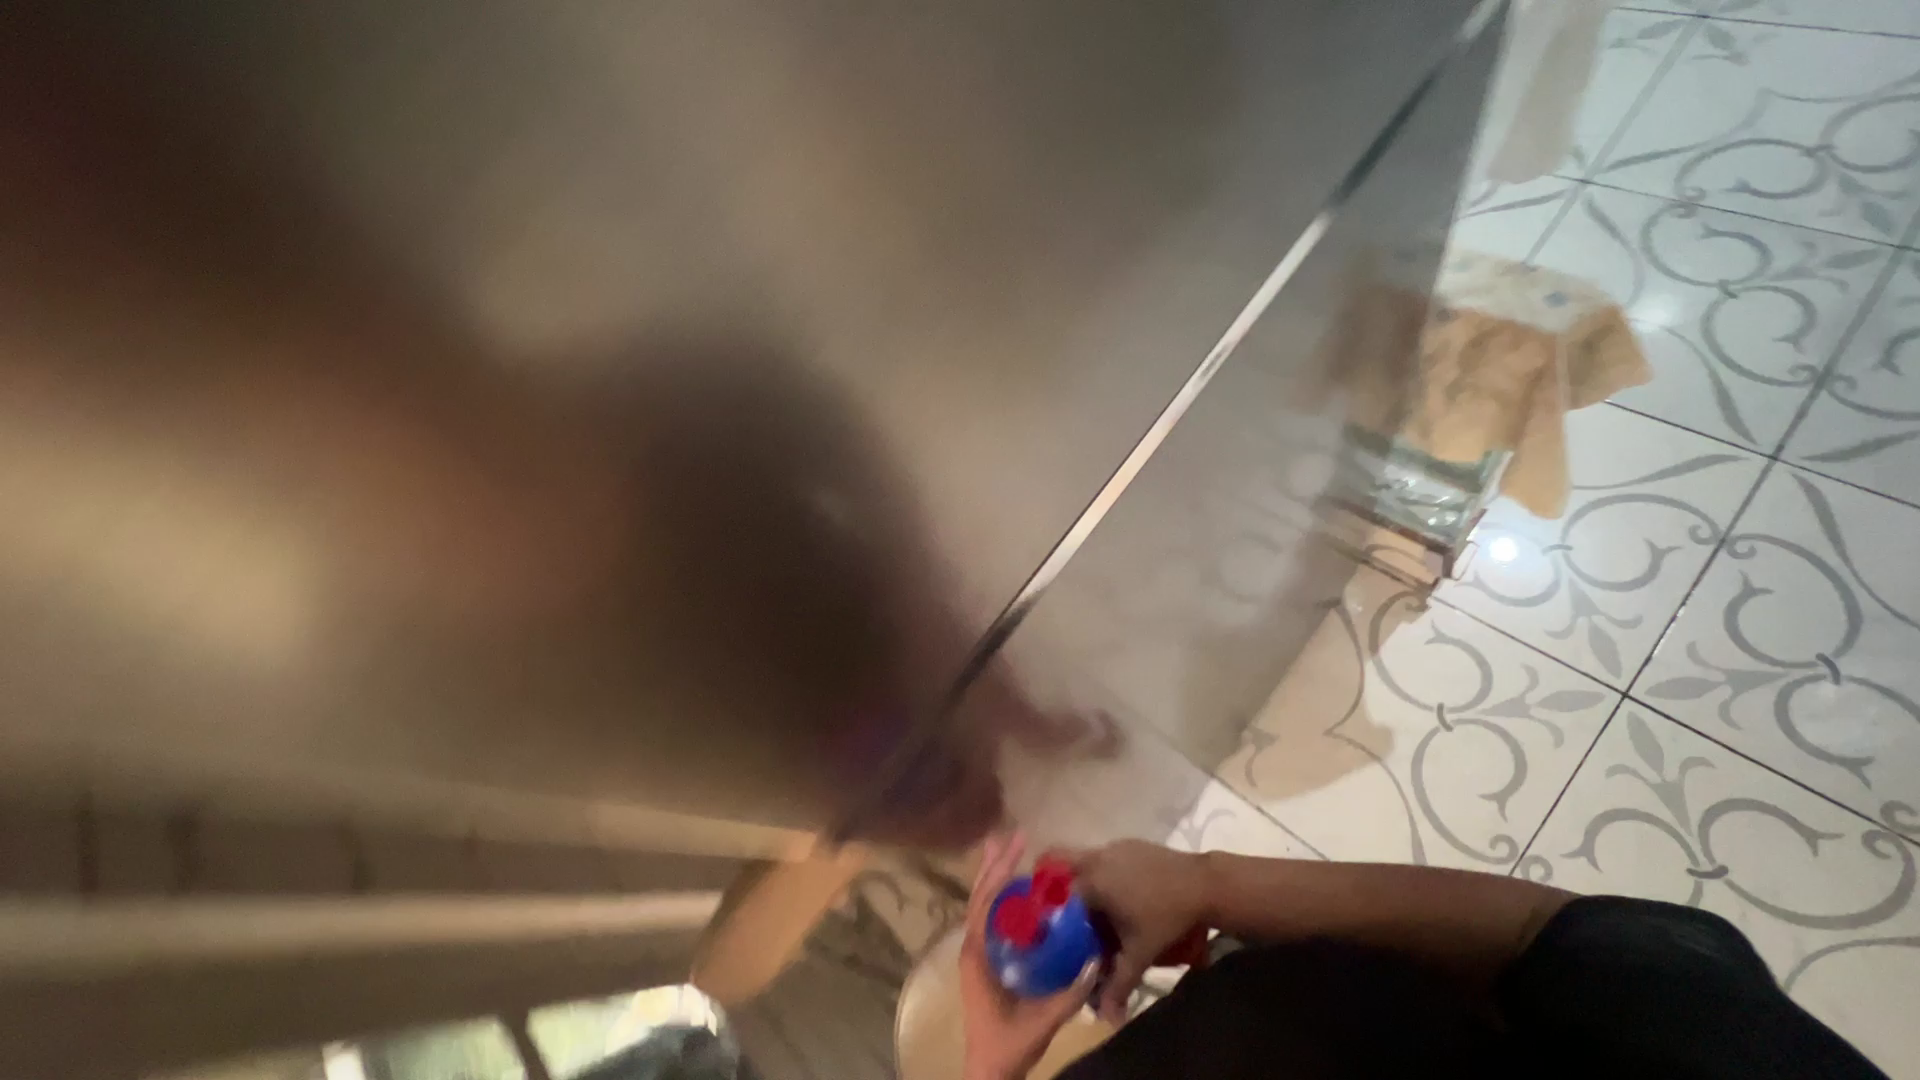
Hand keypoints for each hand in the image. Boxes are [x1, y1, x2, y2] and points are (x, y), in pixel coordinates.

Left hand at [960, 832, 1096, 1079]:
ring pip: (982, 903)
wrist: (989, 1070)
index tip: (1016, 847)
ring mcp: (976, 950)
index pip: (985, 903)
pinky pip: (990, 916)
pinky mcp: (984, 957)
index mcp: (977, 953)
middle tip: (1012, 834)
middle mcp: (972, 945)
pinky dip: (1000, 895)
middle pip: (981, 894)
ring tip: (1005, 845)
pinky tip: (1015, 886)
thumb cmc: (1008, 1044)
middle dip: (996, 863)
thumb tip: (1095, 959)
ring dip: (994, 874)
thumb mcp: (1042, 1020)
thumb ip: (1068, 994)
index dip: (1000, 873)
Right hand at [1069, 840, 1211, 1023]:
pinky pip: (1105, 858)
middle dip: (1063, 888)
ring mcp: (1113, 847)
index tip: (1065, 934)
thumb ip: (1118, 985)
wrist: (1202, 883)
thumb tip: (1106, 1019)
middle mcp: (1095, 858)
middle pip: (1064, 867)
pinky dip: (1105, 873)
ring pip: (1086, 862)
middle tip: (1073, 915)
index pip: (1060, 899)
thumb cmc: (1165, 917)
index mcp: (1091, 882)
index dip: (1059, 917)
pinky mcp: (1129, 843)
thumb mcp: (1140, 953)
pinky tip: (1122, 894)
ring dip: (1086, 882)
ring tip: (1100, 910)